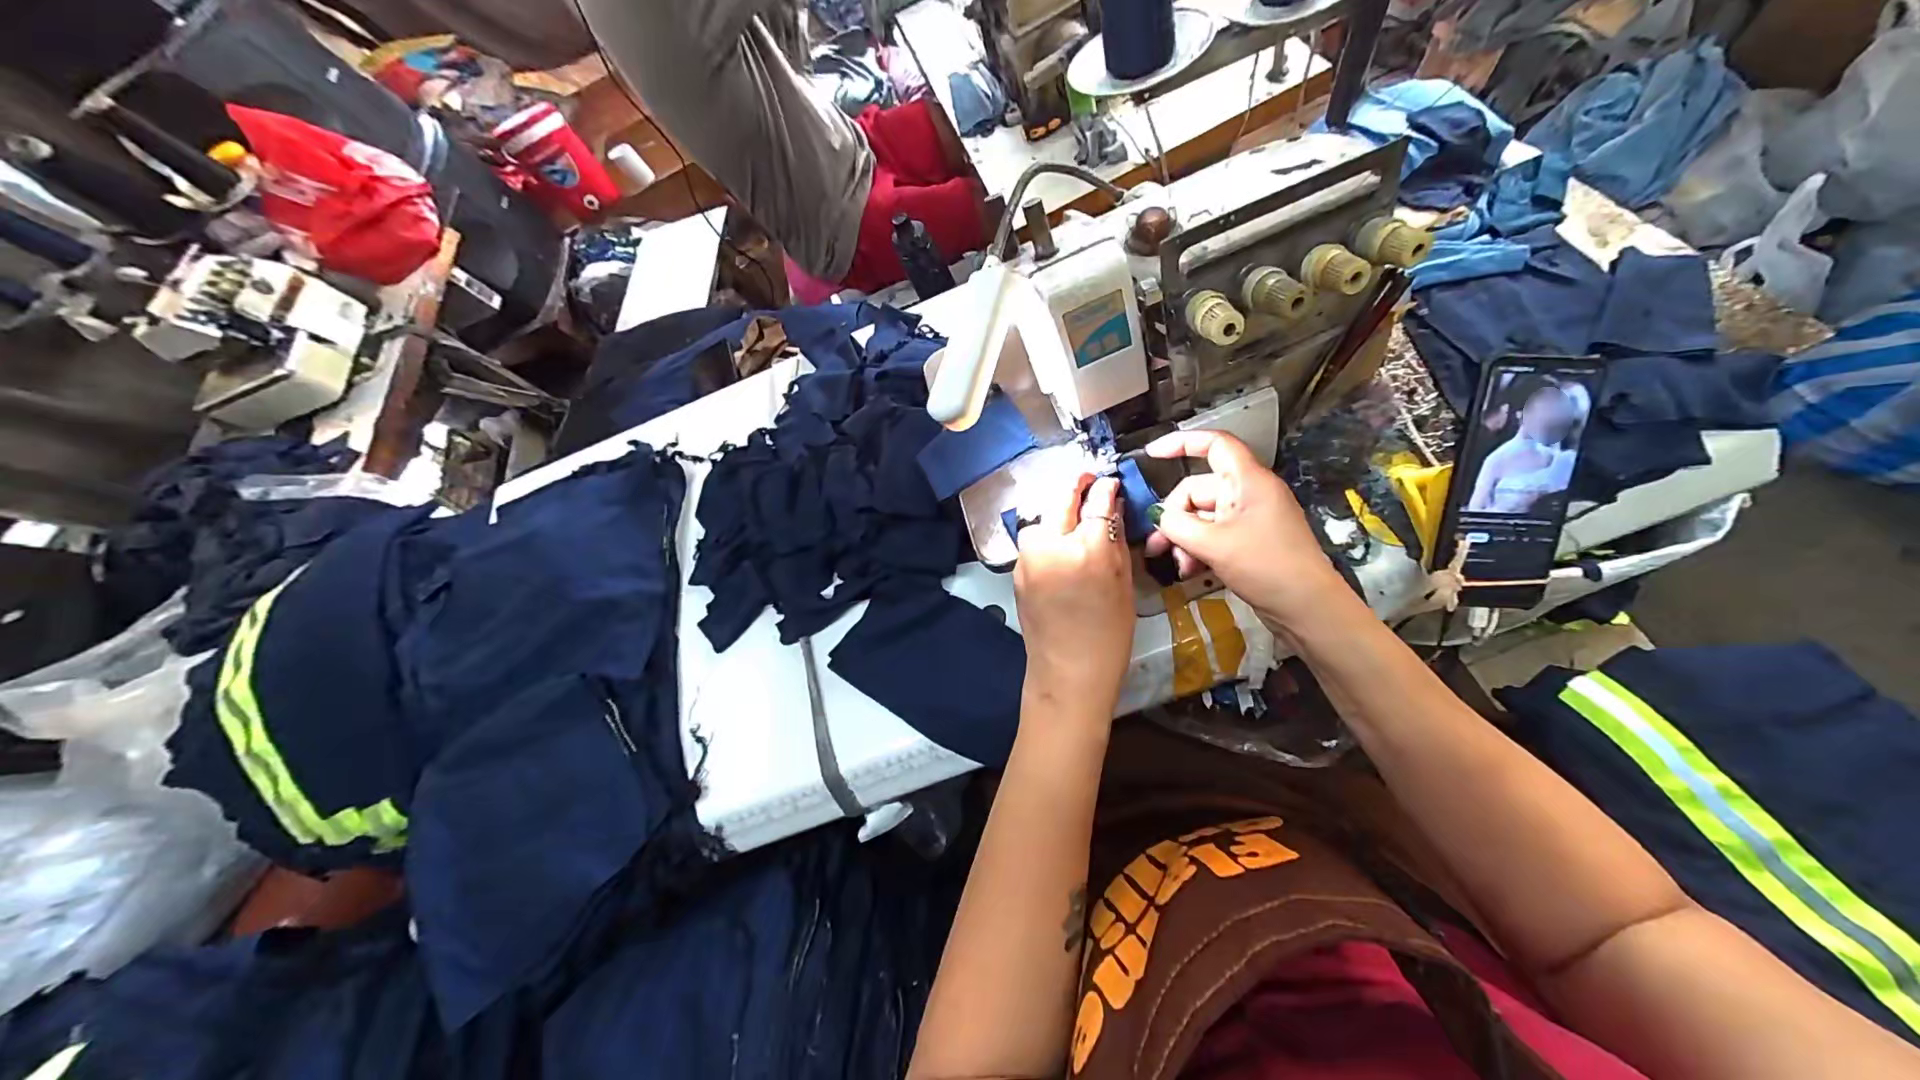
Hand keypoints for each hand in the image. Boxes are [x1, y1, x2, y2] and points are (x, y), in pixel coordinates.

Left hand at [1014, 474, 1133, 721]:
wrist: (1068, 671)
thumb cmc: (1109, 633)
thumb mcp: (1124, 582)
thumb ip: (1115, 538)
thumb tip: (1111, 507)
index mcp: (1088, 550)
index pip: (1097, 502)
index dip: (1105, 488)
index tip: (1109, 481)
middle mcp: (1053, 546)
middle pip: (1062, 500)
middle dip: (1076, 486)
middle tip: (1088, 482)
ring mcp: (1029, 558)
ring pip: (1042, 517)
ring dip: (1056, 511)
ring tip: (1072, 517)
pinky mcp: (1017, 570)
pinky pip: (1033, 540)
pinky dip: (1046, 534)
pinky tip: (1059, 543)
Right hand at [1141, 430, 1353, 632]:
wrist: (1307, 607)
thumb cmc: (1266, 566)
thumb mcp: (1214, 545)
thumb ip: (1177, 526)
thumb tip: (1157, 516)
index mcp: (1248, 481)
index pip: (1214, 445)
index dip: (1182, 442)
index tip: (1152, 453)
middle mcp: (1248, 494)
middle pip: (1199, 489)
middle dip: (1174, 516)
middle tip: (1156, 545)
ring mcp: (1249, 519)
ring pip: (1202, 517)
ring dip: (1184, 538)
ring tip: (1176, 564)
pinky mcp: (1249, 542)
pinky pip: (1214, 535)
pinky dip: (1198, 549)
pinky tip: (1189, 570)